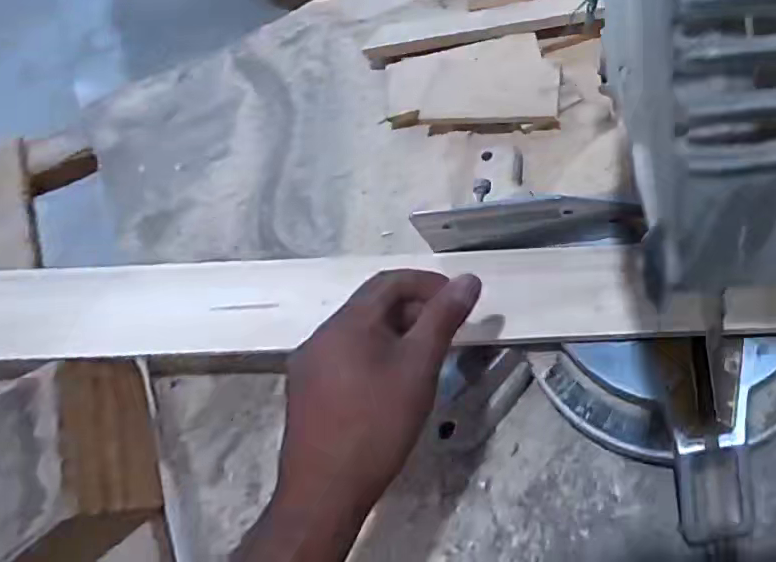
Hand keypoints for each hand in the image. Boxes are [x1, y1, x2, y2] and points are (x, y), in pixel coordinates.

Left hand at [275, 269, 481, 517]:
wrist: (324, 497)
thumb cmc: (378, 420)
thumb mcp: (421, 362)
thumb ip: (444, 315)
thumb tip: (468, 279)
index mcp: (345, 325)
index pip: (390, 281)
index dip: (429, 282)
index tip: (458, 300)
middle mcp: (321, 339)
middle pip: (375, 303)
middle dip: (417, 307)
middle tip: (449, 327)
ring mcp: (309, 368)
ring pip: (363, 330)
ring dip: (401, 330)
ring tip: (429, 352)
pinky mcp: (308, 393)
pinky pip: (350, 353)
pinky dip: (380, 351)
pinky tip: (399, 377)